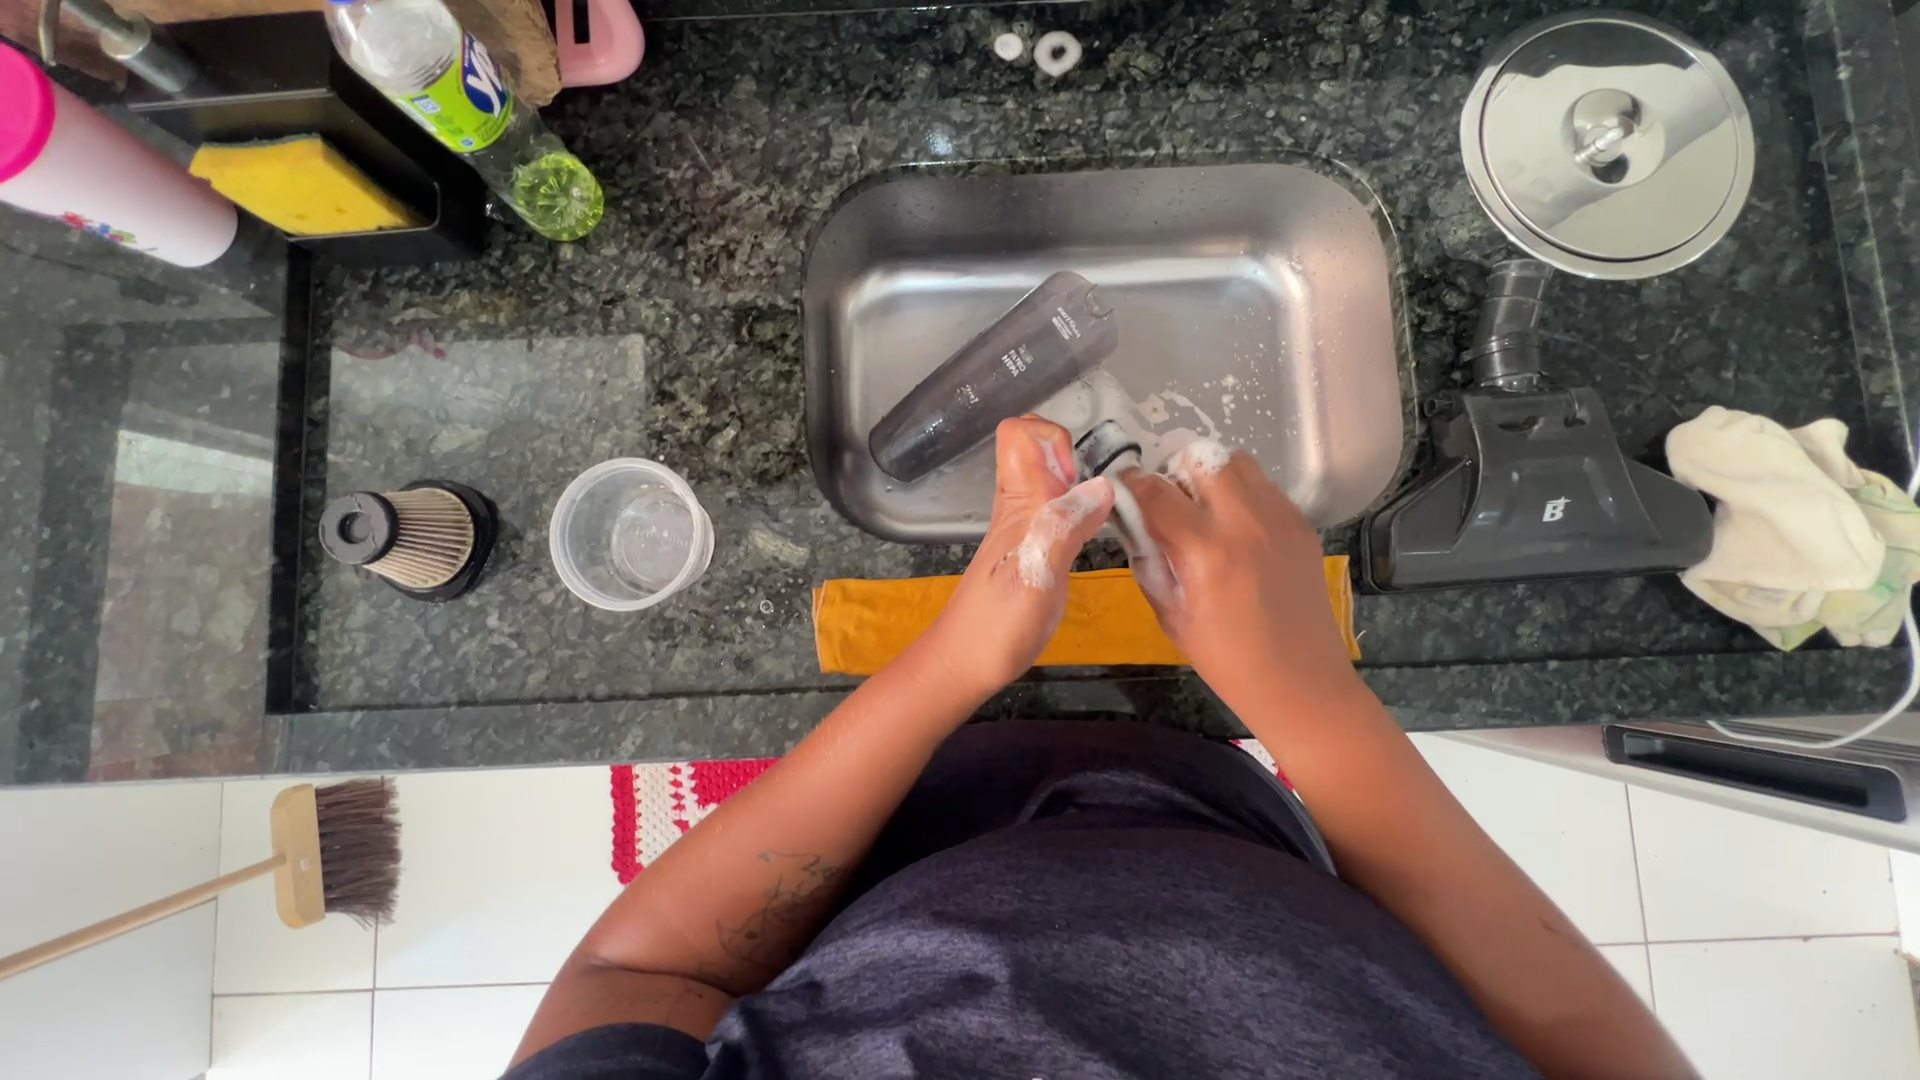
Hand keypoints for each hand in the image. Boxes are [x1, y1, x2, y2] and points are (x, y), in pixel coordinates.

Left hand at [914, 417, 1113, 700]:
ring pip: (1048, 482)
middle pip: (1035, 451)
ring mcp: (1024, 530)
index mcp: (1016, 502)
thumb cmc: (998, 623)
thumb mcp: (1036, 574)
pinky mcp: (1032, 553)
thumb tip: (1102, 486)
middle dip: (1071, 455)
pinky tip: (1094, 537)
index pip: (1019, 434)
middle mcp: (1019, 507)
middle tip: (1097, 498)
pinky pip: (1056, 513)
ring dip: (1079, 484)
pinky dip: (1079, 513)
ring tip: (1105, 515)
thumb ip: (1065, 526)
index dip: (1052, 440)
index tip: (1074, 480)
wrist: (966, 663)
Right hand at [1116, 440, 1361, 708]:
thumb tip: (1135, 525)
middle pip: (1201, 457)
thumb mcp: (1170, 615)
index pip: (1155, 491)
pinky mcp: (1300, 523)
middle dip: (1174, 470)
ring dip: (1209, 474)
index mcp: (1206, 551)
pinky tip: (1234, 525)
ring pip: (1237, 461)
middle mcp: (1245, 522)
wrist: (1301, 681)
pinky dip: (1239, 491)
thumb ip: (1149, 562)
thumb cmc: (1226, 659)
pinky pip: (1262, 485)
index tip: (1121, 487)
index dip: (1131, 483)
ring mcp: (1279, 518)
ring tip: (1202, 506)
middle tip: (1167, 498)